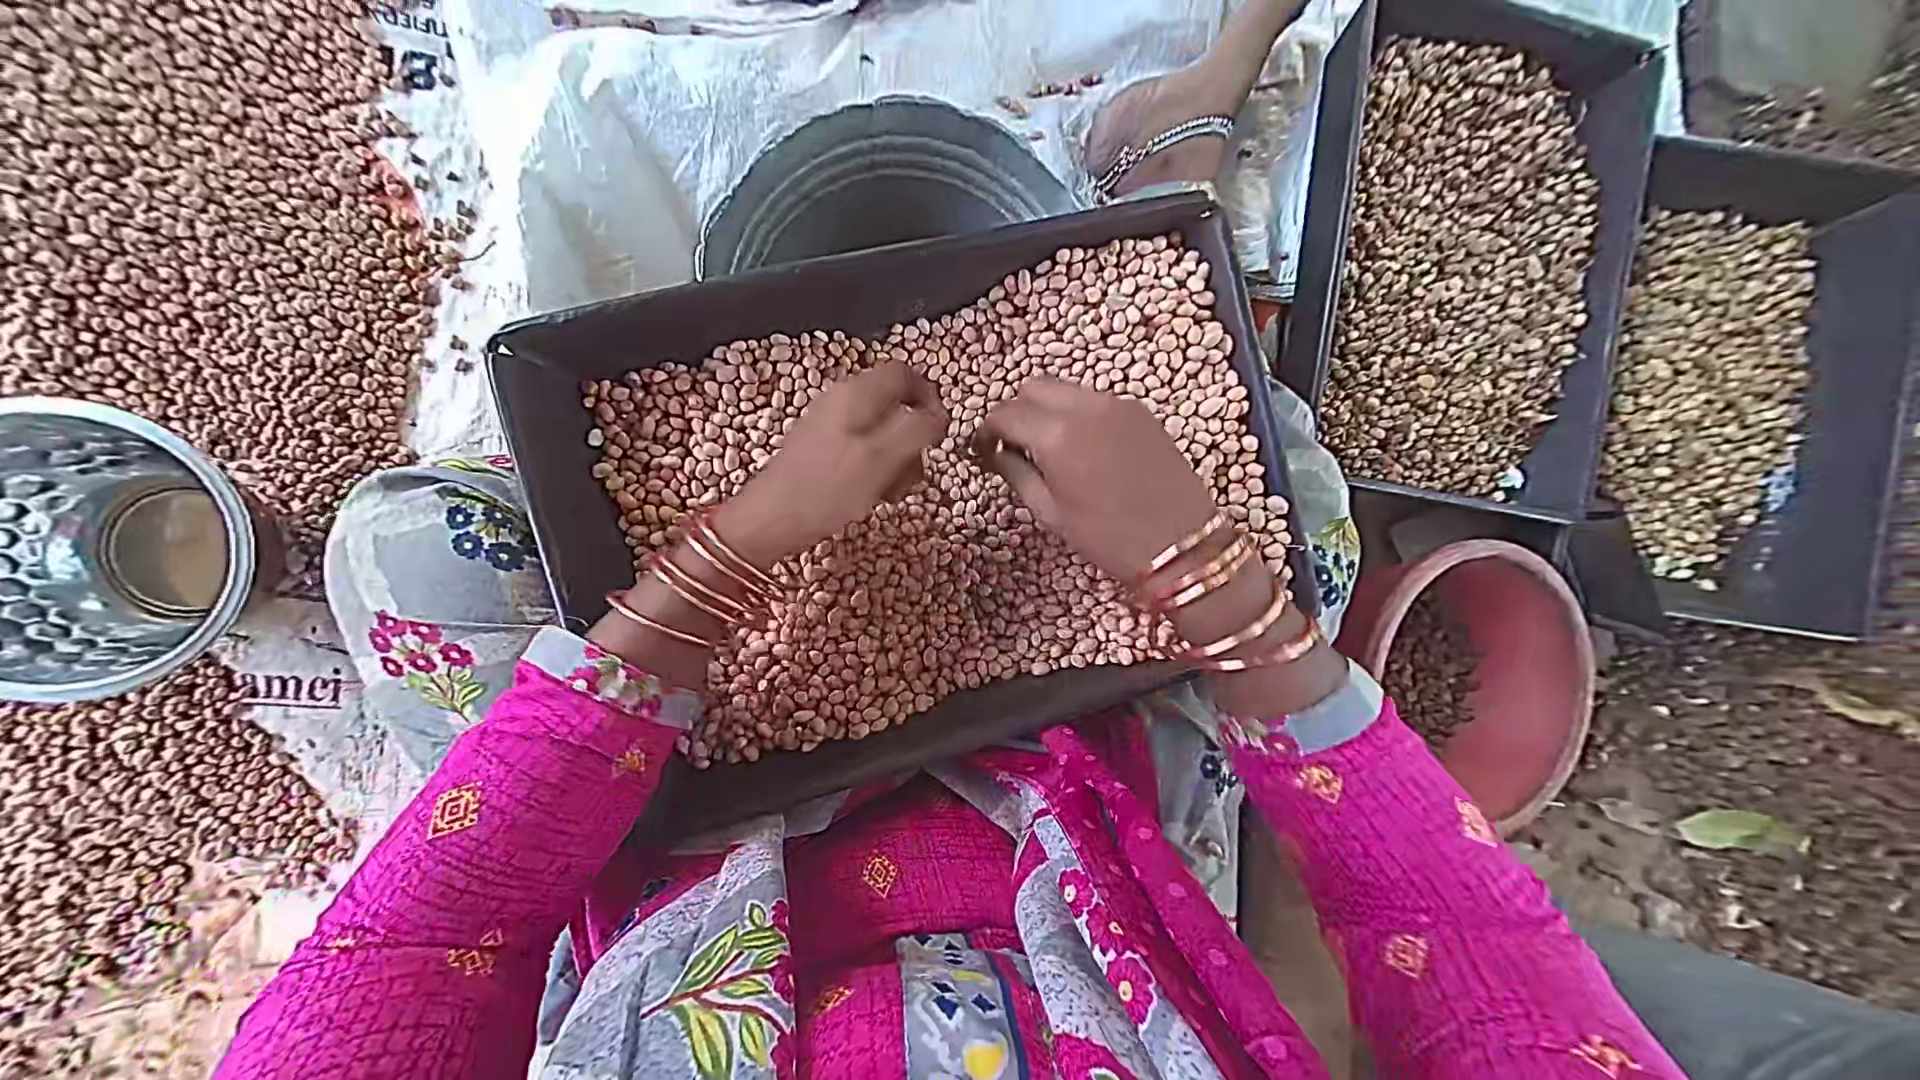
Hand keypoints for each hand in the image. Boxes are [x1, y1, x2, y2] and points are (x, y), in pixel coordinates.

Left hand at [714, 361, 947, 567]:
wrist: (769, 521)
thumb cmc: (826, 490)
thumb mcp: (882, 458)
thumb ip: (917, 429)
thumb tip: (941, 413)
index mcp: (857, 394)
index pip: (906, 374)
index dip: (930, 399)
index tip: (937, 434)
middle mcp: (843, 402)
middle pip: (897, 407)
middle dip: (913, 440)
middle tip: (912, 473)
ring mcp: (831, 426)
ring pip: (883, 433)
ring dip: (898, 461)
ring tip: (891, 492)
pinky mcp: (823, 450)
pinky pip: (864, 451)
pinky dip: (877, 470)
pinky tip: (872, 495)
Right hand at [978, 377, 1222, 581]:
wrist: (1182, 544)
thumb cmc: (1108, 538)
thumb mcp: (1051, 512)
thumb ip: (1016, 473)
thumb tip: (995, 454)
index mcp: (1056, 435)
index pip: (1005, 413)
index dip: (986, 430)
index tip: (981, 450)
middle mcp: (1085, 406)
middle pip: (1033, 387)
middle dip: (1015, 411)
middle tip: (1011, 445)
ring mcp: (1116, 404)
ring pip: (1064, 389)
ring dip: (1045, 409)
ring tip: (1046, 448)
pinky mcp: (1139, 411)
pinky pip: (1093, 400)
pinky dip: (1075, 413)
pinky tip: (1080, 448)